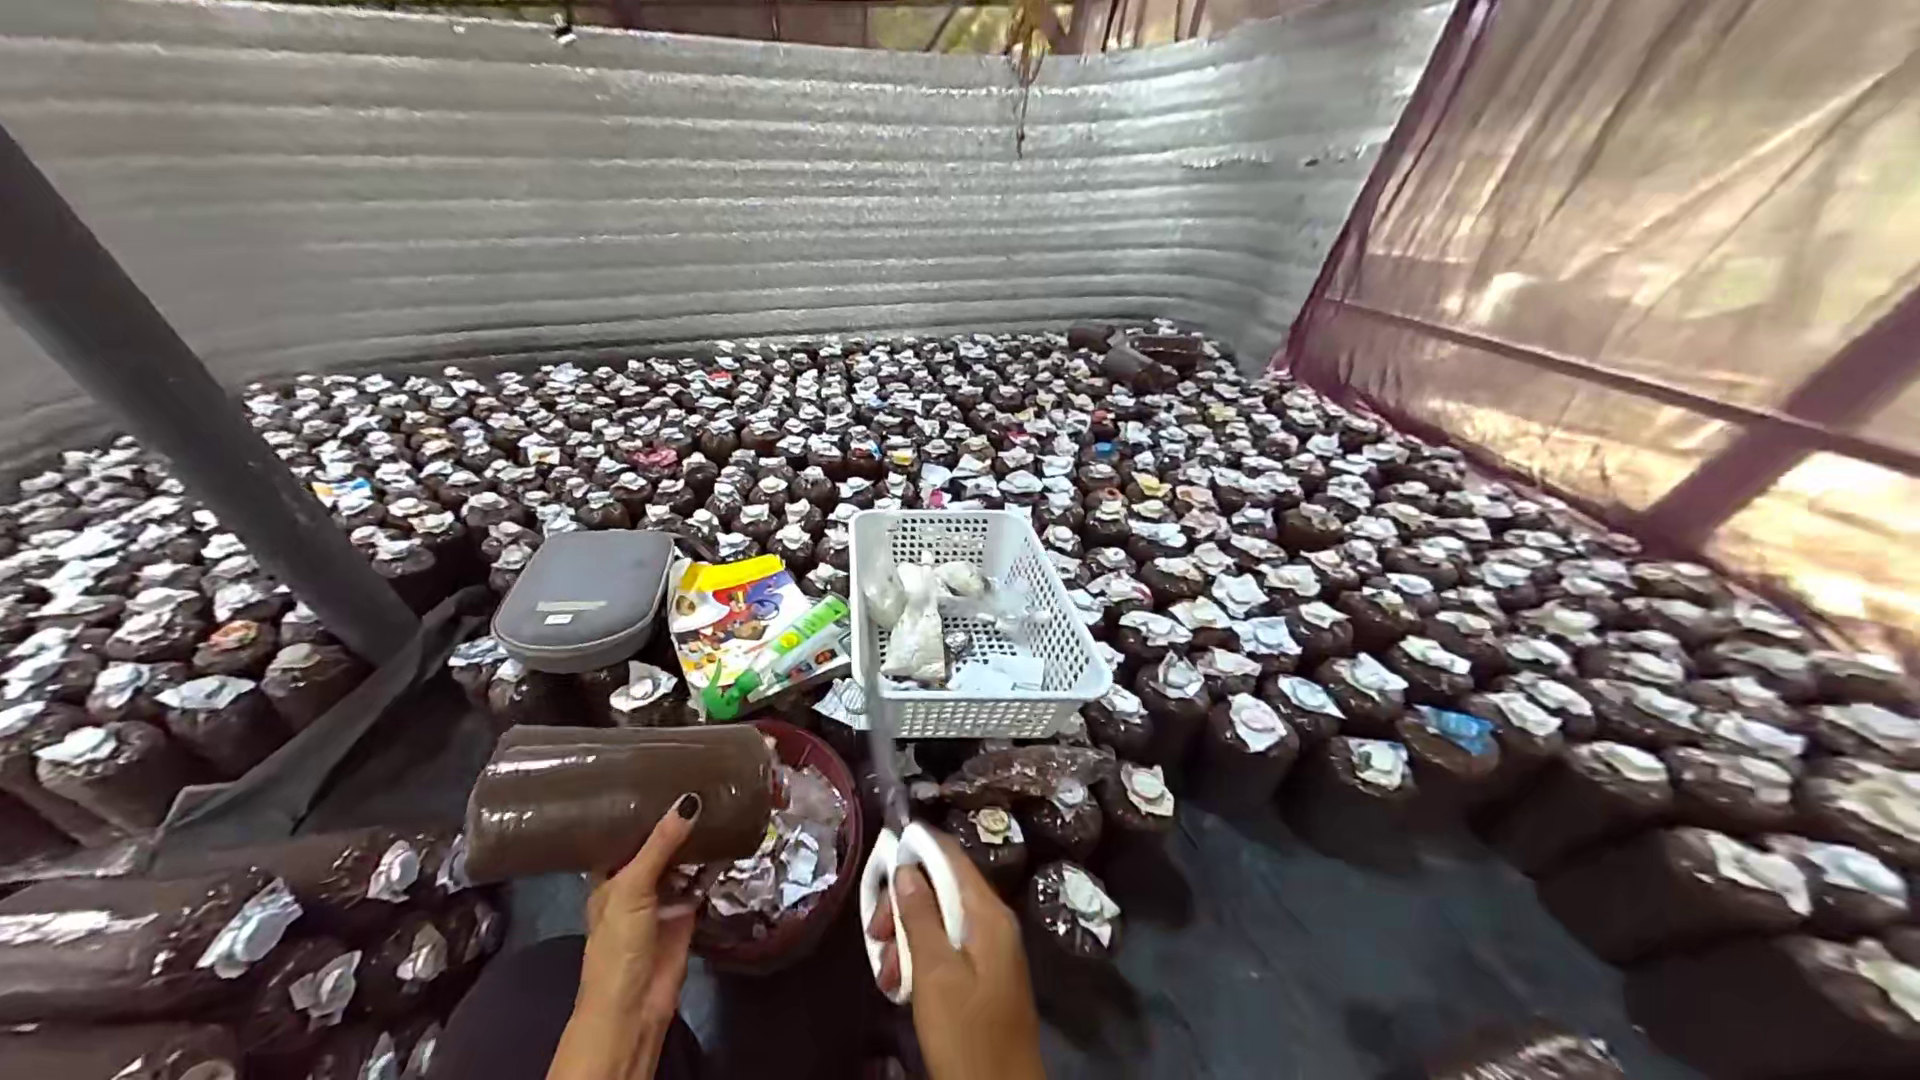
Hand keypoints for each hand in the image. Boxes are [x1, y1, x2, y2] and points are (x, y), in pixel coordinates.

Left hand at [547, 793, 702, 1079]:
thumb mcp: (632, 888)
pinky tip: (731, 836)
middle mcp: (636, 878)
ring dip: (699, 835)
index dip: (640, 805)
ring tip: (721, 797)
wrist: (635, 1004)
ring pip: (683, 855)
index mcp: (610, 872)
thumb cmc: (617, 944)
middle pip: (659, 839)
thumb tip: (690, 799)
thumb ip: (660, 844)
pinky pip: (703, 876)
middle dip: (677, 816)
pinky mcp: (688, 907)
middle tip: (703, 778)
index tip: (663, 772)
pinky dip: (715, 860)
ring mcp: (664, 893)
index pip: (624, 829)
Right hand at [868, 832, 1044, 1079]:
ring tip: (886, 972)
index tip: (886, 850)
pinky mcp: (982, 974)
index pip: (953, 857)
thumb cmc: (966, 1033)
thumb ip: (920, 915)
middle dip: (905, 904)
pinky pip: (947, 947)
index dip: (920, 847)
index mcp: (988, 913)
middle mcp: (993, 921)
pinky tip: (901, 984)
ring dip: (907, 937)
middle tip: (876, 932)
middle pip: (943, 889)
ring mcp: (990, 948)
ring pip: (941, 920)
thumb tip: (907, 869)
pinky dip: (921, 957)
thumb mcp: (935, 972)